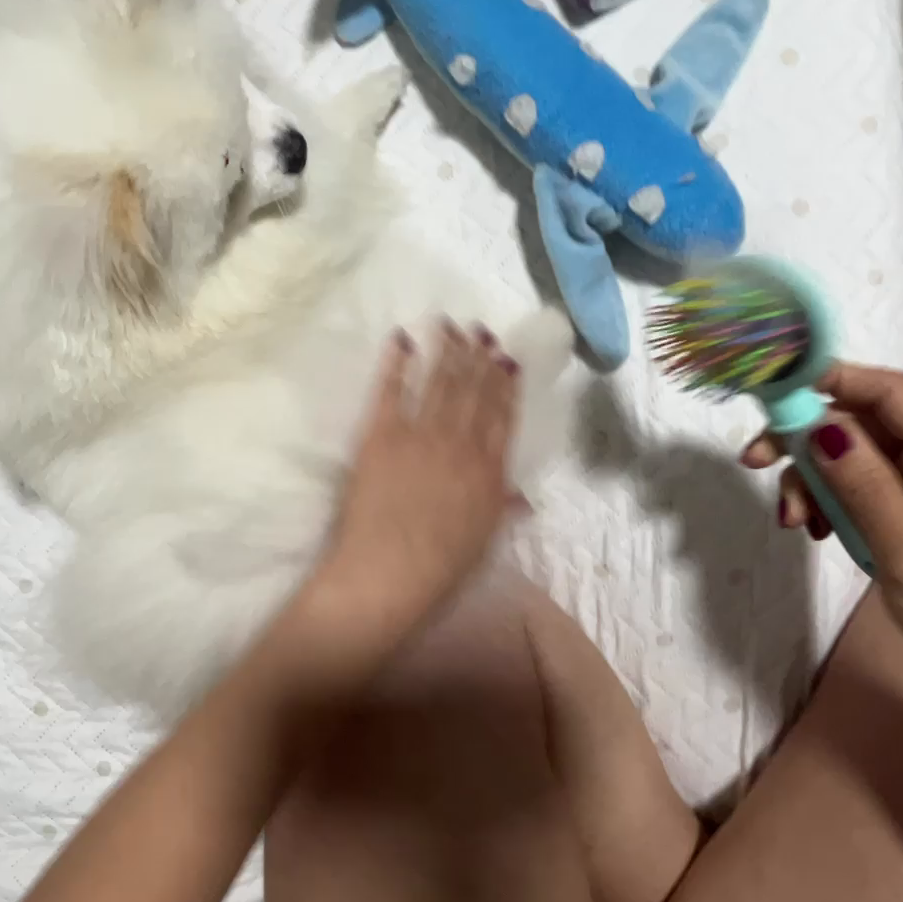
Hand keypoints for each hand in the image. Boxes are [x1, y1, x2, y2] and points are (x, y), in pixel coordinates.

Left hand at [301, 321, 521, 651]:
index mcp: (489, 471)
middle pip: (472, 391)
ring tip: (448, 325)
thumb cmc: (439, 572)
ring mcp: (419, 436)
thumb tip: (524, 499)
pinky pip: (390, 391)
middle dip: (477, 358)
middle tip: (480, 330)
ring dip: (444, 350)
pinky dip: (396, 362)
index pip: (501, 417)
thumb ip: (501, 510)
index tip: (508, 361)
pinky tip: (402, 339)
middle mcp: (459, 444)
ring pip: (436, 382)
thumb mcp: (483, 543)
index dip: (505, 386)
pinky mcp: (379, 436)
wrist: (386, 576)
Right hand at [744, 364, 902, 698]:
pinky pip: (860, 488)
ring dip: (812, 479)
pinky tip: (813, 531)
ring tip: (792, 522)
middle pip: (862, 423)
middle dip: (806, 438)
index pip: (890, 392)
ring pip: (853, 457)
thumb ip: (862, 482)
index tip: (772, 394)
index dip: (832, 380)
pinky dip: (828, 502)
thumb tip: (820, 425)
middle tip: (756, 464)